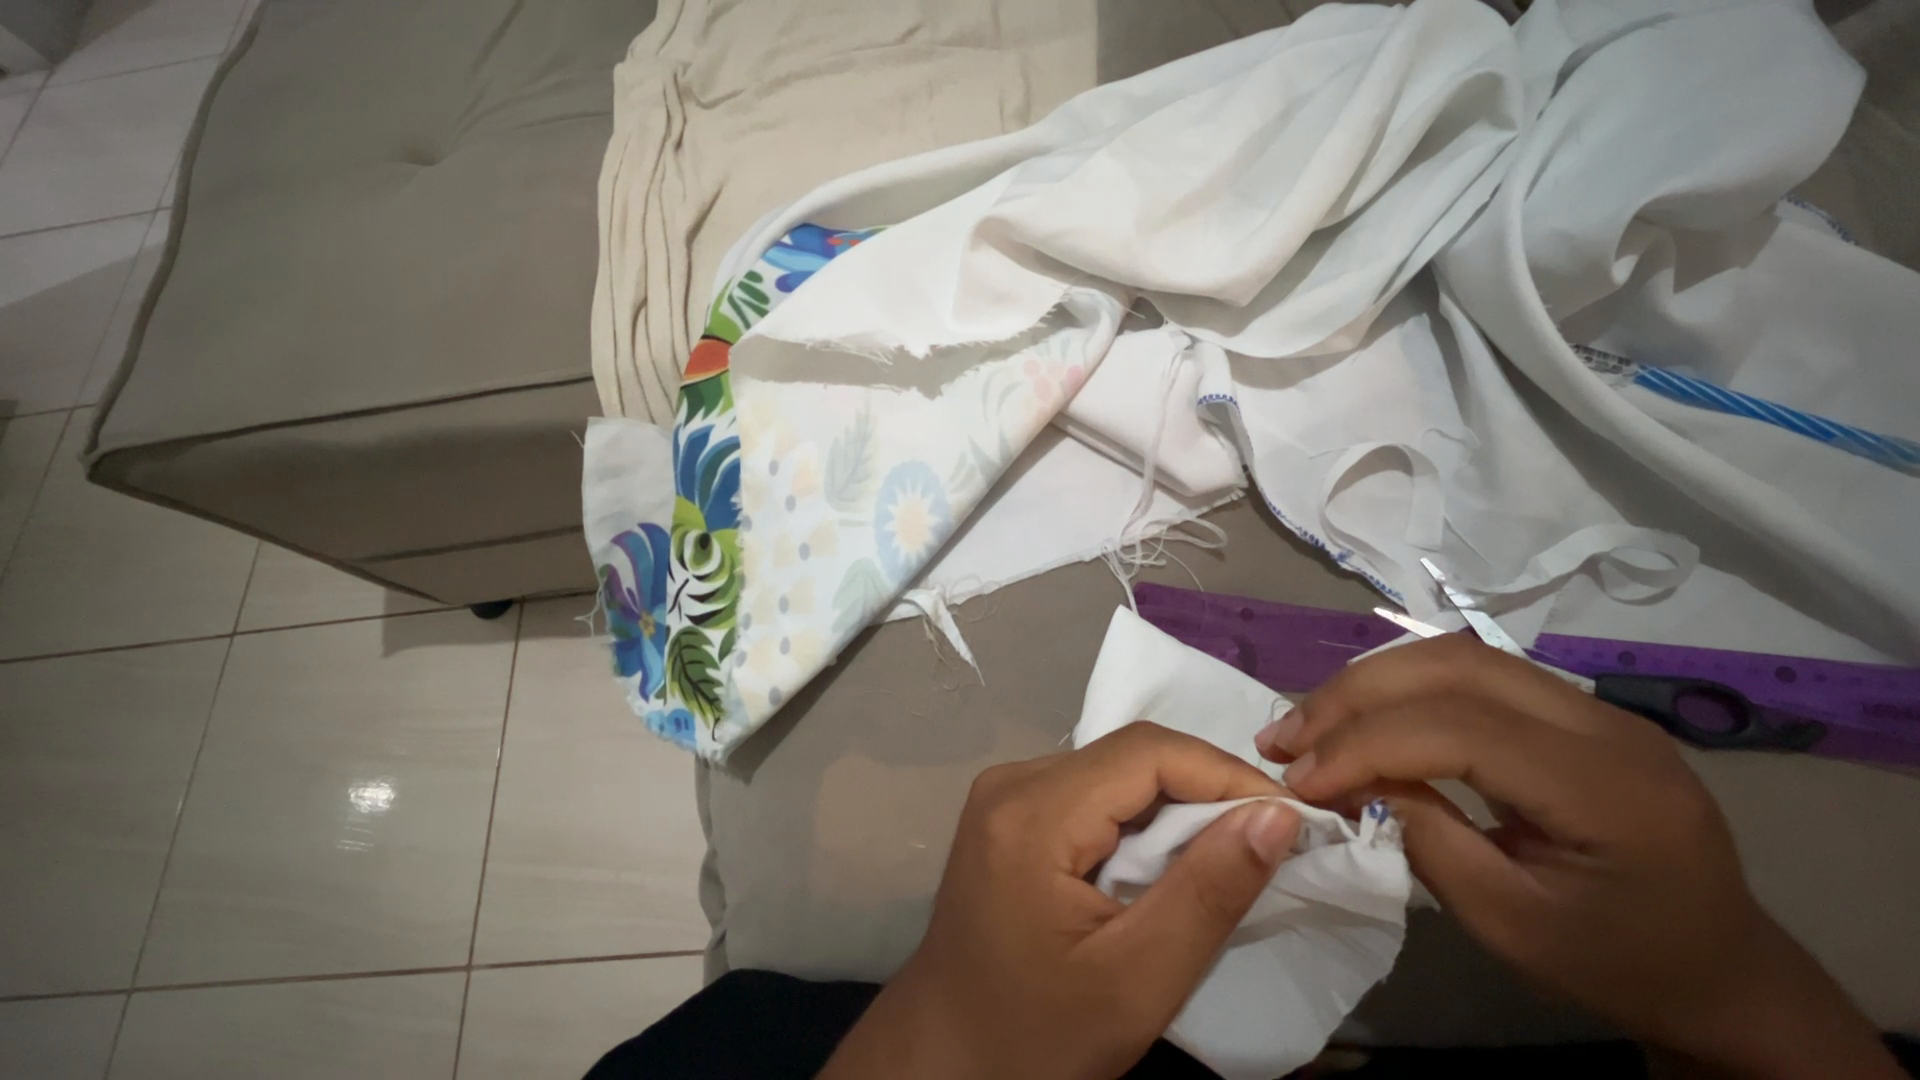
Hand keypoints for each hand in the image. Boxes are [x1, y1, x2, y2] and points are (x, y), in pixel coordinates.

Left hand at [821, 721, 1301, 1079]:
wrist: (945, 1056)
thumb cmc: (1037, 1035)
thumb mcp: (1136, 980)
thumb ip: (1208, 892)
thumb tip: (1277, 814)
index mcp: (1031, 813)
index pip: (1146, 752)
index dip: (1226, 774)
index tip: (1292, 820)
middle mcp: (1012, 781)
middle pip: (1129, 755)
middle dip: (1206, 789)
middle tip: (1270, 841)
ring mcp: (1005, 793)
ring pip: (1114, 771)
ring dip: (1176, 805)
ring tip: (1228, 855)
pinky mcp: (1009, 813)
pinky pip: (1091, 792)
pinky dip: (1140, 819)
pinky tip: (1167, 863)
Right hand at [1257, 635, 1900, 1079]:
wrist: (1719, 972)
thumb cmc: (1613, 963)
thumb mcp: (1506, 924)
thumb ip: (1425, 838)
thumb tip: (1347, 778)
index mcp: (1608, 791)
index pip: (1459, 729)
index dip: (1363, 744)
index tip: (1296, 780)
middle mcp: (1607, 725)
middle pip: (1453, 666)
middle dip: (1352, 696)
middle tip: (1283, 739)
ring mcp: (1594, 707)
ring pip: (1454, 654)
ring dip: (1367, 683)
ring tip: (1306, 725)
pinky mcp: (1573, 708)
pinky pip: (1470, 673)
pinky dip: (1399, 688)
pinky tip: (1360, 717)